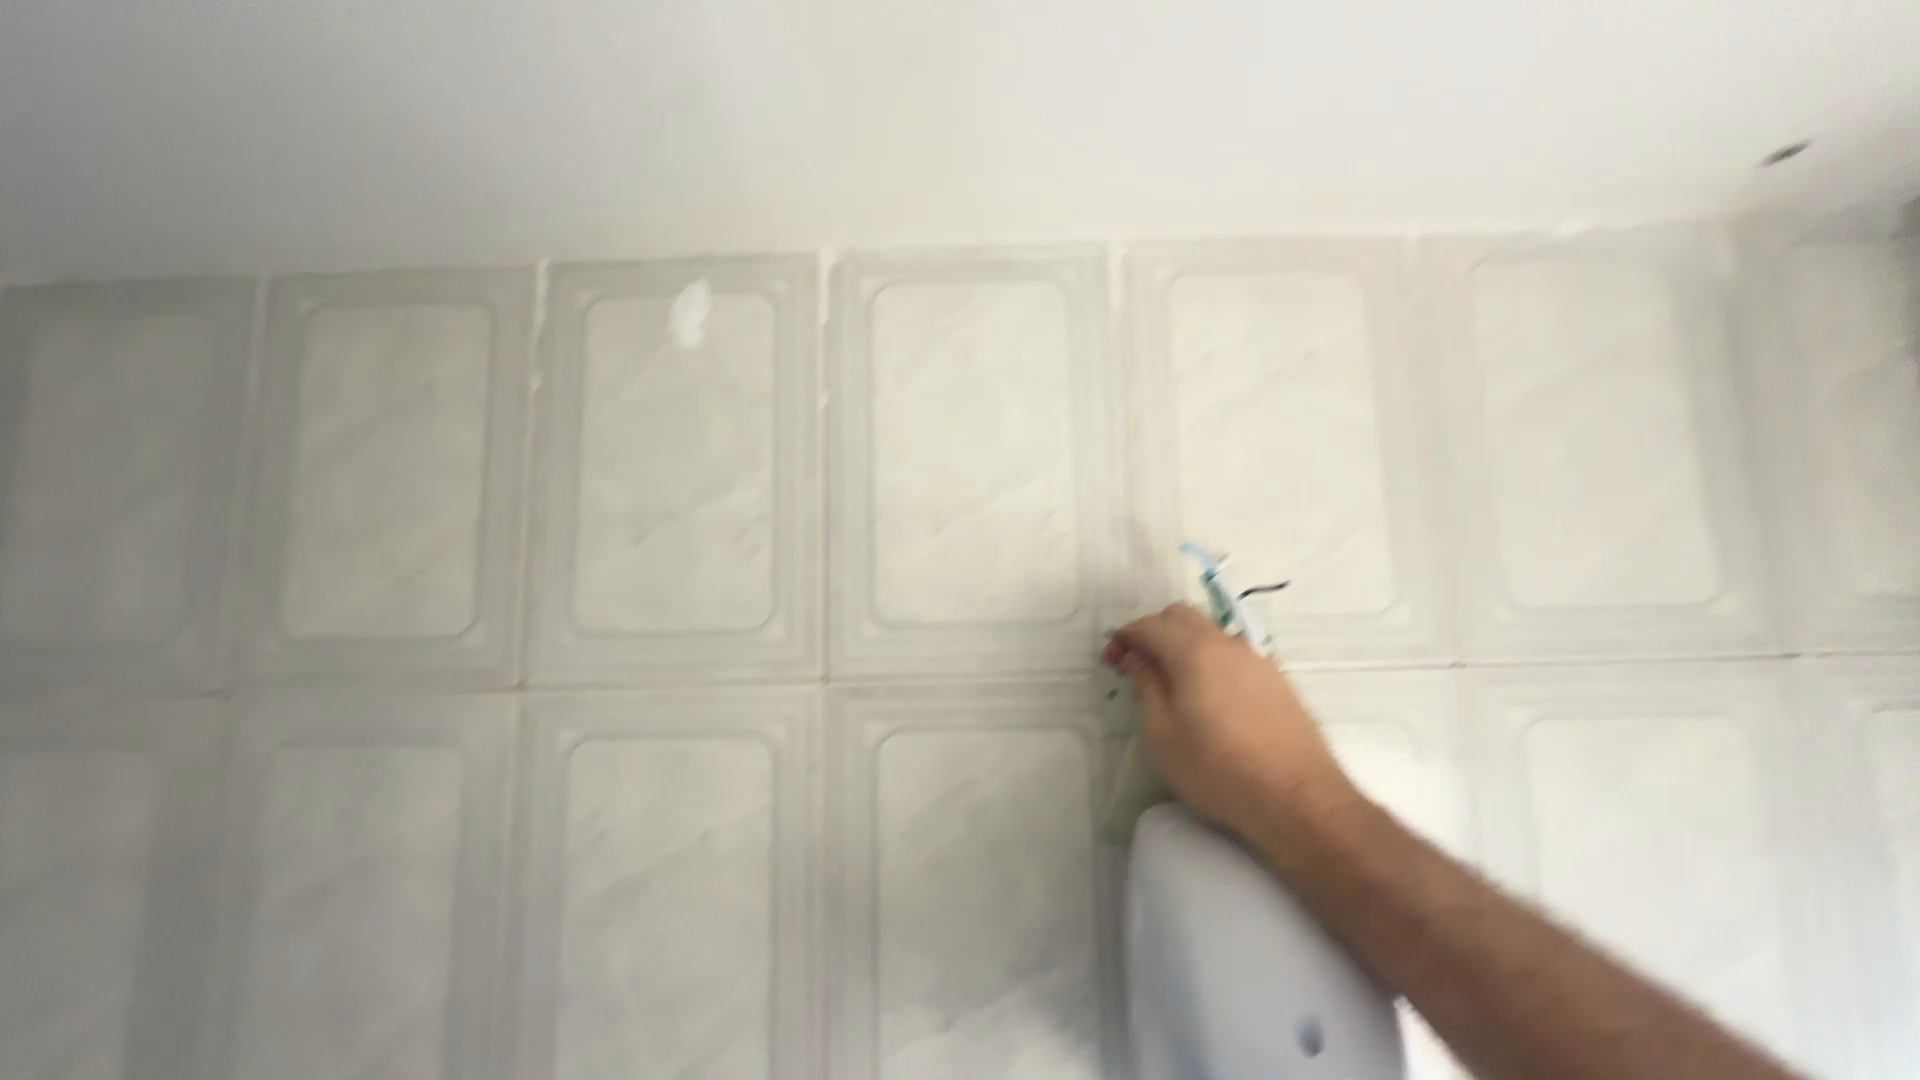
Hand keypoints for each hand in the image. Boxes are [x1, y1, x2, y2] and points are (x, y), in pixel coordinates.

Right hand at [1102, 603, 1352, 835]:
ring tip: (1172, 684)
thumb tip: (1139, 659)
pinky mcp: (1277, 679)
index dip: (1124, 638)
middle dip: (1153, 633)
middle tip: (1137, 667)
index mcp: (1193, 652)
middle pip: (1181, 616)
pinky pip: (1233, 653)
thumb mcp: (1163, 735)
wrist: (1298, 798)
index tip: (1112, 664)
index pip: (1149, 625)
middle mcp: (1227, 643)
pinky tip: (1209, 697)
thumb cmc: (1218, 770)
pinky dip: (1210, 660)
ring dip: (1183, 645)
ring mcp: (1257, 658)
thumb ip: (1147, 687)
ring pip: (1210, 632)